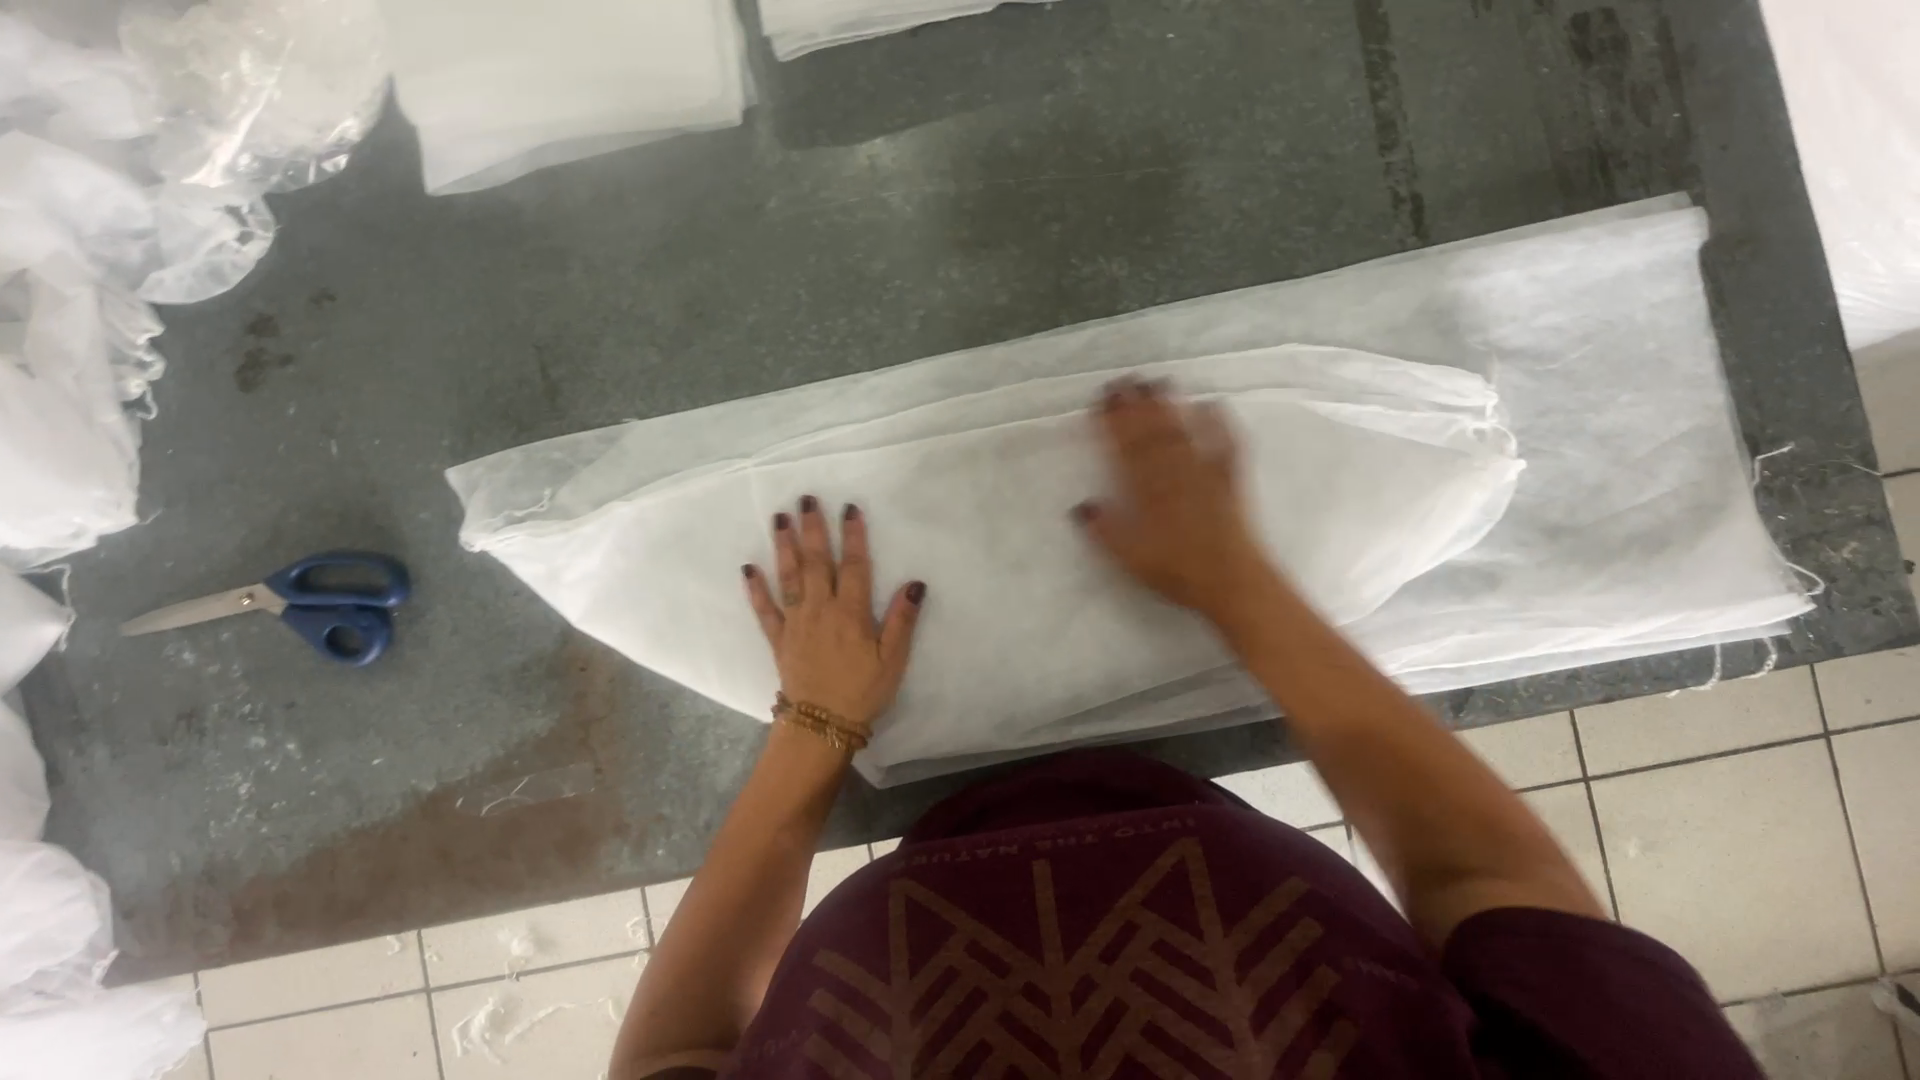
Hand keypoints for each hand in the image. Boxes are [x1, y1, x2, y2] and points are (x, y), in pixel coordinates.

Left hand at [743, 496, 924, 733]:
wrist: (822, 724)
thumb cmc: (863, 692)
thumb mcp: (894, 660)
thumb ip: (903, 621)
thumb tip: (915, 584)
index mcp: (851, 613)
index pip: (854, 566)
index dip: (854, 536)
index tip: (849, 508)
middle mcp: (821, 610)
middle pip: (817, 562)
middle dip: (813, 529)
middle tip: (806, 499)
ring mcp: (796, 623)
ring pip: (789, 577)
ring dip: (784, 547)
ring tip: (779, 519)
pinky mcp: (779, 640)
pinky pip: (765, 610)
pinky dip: (756, 589)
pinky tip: (748, 568)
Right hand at [1073, 377, 1275, 624]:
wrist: (1232, 582)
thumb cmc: (1176, 572)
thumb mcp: (1130, 558)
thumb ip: (1104, 530)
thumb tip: (1081, 505)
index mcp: (1146, 491)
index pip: (1124, 448)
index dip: (1112, 422)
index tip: (1102, 399)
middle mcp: (1174, 474)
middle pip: (1152, 432)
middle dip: (1137, 404)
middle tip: (1125, 379)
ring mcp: (1204, 473)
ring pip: (1183, 431)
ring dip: (1170, 404)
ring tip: (1158, 380)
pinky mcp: (1231, 480)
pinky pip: (1225, 444)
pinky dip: (1218, 422)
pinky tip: (1211, 403)